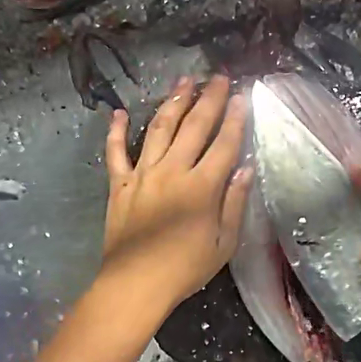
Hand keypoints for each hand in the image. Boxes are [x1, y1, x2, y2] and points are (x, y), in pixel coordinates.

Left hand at [100, 75, 251, 311]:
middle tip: (218, 77)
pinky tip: (119, 112)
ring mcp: (142, 175)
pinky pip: (116, 153)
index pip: (224, 144)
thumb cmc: (185, 268)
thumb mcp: (223, 243)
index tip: (243, 97)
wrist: (135, 284)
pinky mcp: (119, 185)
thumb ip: (234, 203)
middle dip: (209, 100)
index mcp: (202, 187)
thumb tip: (245, 169)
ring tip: (184, 81)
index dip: (235, 119)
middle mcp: (172, 172)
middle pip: (194, 127)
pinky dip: (117, 131)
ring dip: (173, 102)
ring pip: (159, 129)